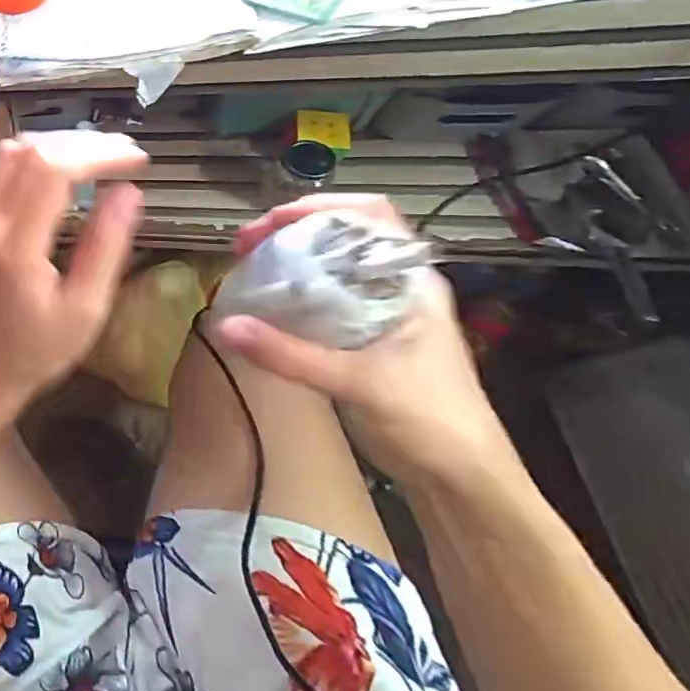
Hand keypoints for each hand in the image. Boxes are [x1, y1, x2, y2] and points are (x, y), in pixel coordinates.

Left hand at [0, 138, 144, 427]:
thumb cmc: (39, 348)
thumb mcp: (86, 309)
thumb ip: (107, 247)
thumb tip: (130, 193)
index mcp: (18, 247)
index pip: (54, 170)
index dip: (98, 153)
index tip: (136, 158)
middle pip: (34, 150)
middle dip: (85, 142)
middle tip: (126, 154)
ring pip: (15, 149)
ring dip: (62, 142)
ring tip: (104, 155)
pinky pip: (4, 165)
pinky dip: (41, 153)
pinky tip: (70, 165)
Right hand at [210, 194, 517, 490]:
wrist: (464, 483)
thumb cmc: (431, 421)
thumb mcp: (358, 383)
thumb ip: (289, 355)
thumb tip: (225, 325)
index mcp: (411, 282)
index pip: (370, 216)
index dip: (320, 207)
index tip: (272, 221)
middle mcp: (397, 288)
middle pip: (342, 236)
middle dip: (292, 232)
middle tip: (248, 245)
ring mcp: (382, 314)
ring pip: (332, 267)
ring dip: (291, 261)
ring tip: (250, 267)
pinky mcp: (367, 340)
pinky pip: (325, 300)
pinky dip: (294, 293)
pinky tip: (268, 304)